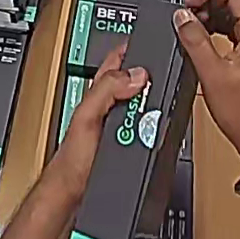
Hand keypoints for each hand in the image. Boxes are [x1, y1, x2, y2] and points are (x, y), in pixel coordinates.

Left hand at [41, 45, 146, 204]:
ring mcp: (120, 119)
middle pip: (137, 77)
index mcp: (97, 89)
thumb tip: (136, 75)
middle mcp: (109, 101)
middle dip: (153, 77)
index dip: (136, 46)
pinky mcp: (129, 136)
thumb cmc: (72, 159)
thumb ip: (107, 90)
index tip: (157, 44)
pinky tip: (156, 128)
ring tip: (162, 108)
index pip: (119, 56)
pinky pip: (148, 122)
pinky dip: (156, 123)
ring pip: (145, 101)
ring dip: (156, 103)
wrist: (73, 194)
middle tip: (168, 81)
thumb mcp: (87, 117)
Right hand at [174, 0, 239, 168]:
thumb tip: (182, 15)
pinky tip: (202, 39)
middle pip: (236, 1)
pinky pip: (236, 31)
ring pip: (235, 16)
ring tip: (190, 25)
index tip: (189, 1)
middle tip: (186, 13)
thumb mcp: (213, 73)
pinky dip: (217, 30)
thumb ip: (195, 40)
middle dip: (208, 2)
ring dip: (212, 16)